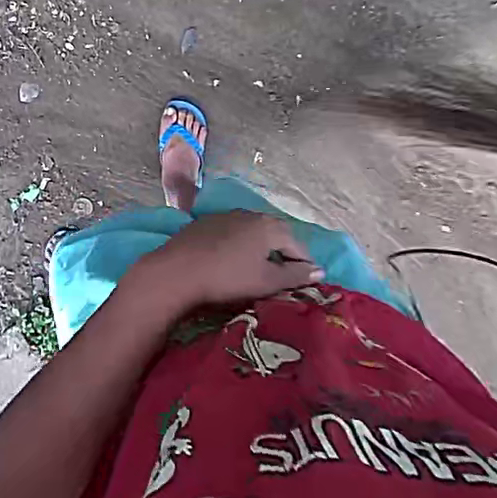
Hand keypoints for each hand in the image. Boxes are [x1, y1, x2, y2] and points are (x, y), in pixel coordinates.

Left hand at [130, 210, 323, 310]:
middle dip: (282, 254)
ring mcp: (224, 216)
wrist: (177, 271)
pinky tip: (231, 261)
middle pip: (274, 235)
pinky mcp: (204, 223)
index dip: (304, 265)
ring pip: (251, 232)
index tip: (305, 284)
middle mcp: (248, 214)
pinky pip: (230, 233)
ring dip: (259, 248)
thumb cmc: (228, 277)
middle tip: (283, 277)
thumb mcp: (267, 281)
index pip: (297, 246)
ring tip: (258, 270)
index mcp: (269, 226)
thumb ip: (295, 275)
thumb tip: (319, 270)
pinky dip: (238, 245)